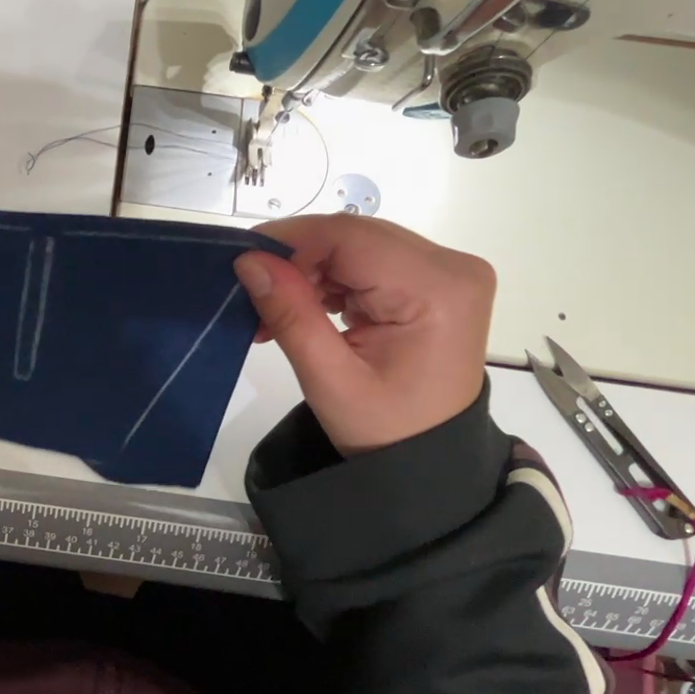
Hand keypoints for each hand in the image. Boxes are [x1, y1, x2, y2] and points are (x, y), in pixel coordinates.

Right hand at [234, 214, 493, 455]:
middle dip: (297, 259)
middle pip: (356, 236)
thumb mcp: (329, 379)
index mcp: (437, 290)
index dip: (292, 240)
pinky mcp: (434, 282)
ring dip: (309, 272)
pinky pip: (370, 263)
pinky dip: (329, 281)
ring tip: (273, 314)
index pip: (352, 237)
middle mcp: (451, 267)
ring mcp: (446, 272)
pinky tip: (302, 309)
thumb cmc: (383, 428)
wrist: (426, 457)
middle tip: (252, 294)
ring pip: (358, 246)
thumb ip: (291, 314)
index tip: (243, 263)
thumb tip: (250, 261)